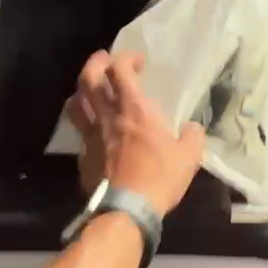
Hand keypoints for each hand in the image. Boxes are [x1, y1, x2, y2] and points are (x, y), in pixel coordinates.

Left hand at [66, 51, 205, 215]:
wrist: (127, 208)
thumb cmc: (160, 177)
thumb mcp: (190, 156)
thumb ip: (192, 136)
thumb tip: (192, 128)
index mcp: (134, 109)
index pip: (120, 69)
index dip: (126, 58)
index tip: (138, 62)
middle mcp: (107, 115)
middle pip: (88, 77)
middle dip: (96, 63)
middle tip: (106, 61)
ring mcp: (91, 134)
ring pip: (75, 101)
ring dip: (82, 89)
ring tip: (92, 89)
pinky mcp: (83, 154)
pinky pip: (78, 128)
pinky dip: (83, 119)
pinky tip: (93, 125)